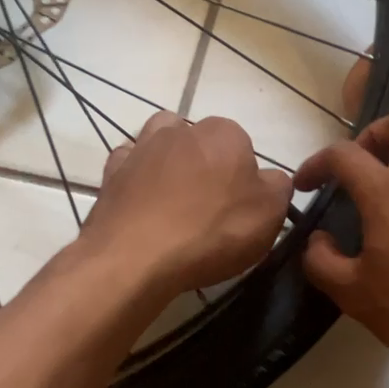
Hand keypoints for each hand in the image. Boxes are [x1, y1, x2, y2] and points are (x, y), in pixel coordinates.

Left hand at [81, 112, 291, 294]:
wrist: (135, 258)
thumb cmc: (213, 231)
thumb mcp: (271, 213)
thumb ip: (278, 187)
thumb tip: (269, 179)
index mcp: (225, 133)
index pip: (243, 146)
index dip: (244, 176)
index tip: (241, 207)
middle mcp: (182, 129)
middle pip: (201, 142)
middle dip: (207, 165)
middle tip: (210, 207)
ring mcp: (141, 148)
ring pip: (161, 144)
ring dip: (169, 162)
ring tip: (174, 200)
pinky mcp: (111, 173)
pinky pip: (128, 165)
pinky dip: (137, 178)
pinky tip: (143, 204)